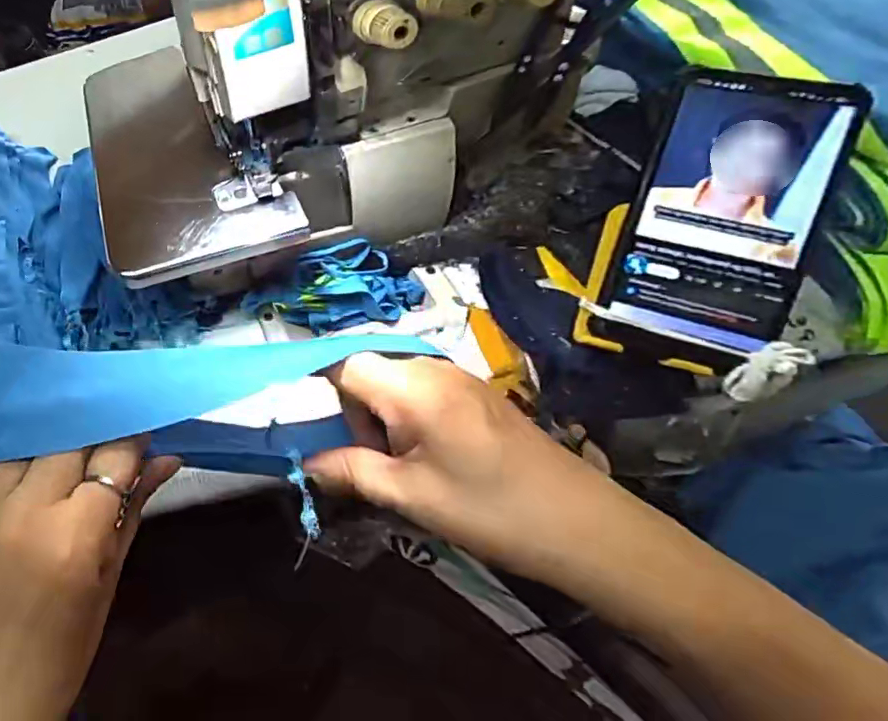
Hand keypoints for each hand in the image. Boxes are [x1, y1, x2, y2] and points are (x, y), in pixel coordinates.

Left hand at [0, 438, 179, 720]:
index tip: (147, 430)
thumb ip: (134, 506)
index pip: (114, 456)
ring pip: (35, 431)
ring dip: (64, 426)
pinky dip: (22, 437)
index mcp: (73, 536)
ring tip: (83, 429)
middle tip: (120, 429)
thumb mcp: (111, 576)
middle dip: (103, 427)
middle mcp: (30, 508)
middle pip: (74, 434)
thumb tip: (168, 458)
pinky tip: (41, 438)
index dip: (135, 439)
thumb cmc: (65, 644)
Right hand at [305, 353, 630, 590]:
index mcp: (411, 385)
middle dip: (350, 409)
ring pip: (392, 380)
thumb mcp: (412, 496)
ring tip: (391, 462)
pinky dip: (404, 414)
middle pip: (367, 369)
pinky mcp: (473, 391)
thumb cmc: (490, 509)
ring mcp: (456, 376)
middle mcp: (431, 366)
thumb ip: (352, 471)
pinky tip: (423, 454)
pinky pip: (420, 388)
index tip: (308, 430)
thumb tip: (307, 462)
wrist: (580, 522)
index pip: (343, 365)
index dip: (319, 393)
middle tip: (358, 458)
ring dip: (377, 414)